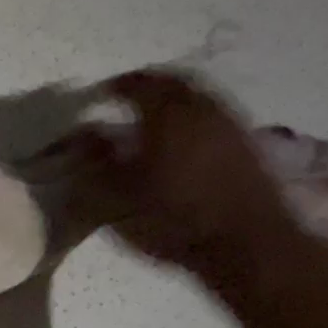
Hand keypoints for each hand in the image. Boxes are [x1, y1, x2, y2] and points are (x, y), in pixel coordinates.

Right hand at [87, 70, 302, 281]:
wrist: (244, 243)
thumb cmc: (171, 219)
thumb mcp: (117, 197)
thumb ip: (97, 160)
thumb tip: (81, 133)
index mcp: (170, 117)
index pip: (142, 85)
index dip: (118, 86)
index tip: (98, 93)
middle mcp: (205, 111)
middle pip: (177, 84)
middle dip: (150, 87)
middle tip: (126, 97)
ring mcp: (232, 126)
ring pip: (199, 99)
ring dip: (174, 102)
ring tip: (151, 118)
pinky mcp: (247, 146)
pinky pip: (213, 117)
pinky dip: (193, 119)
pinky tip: (180, 140)